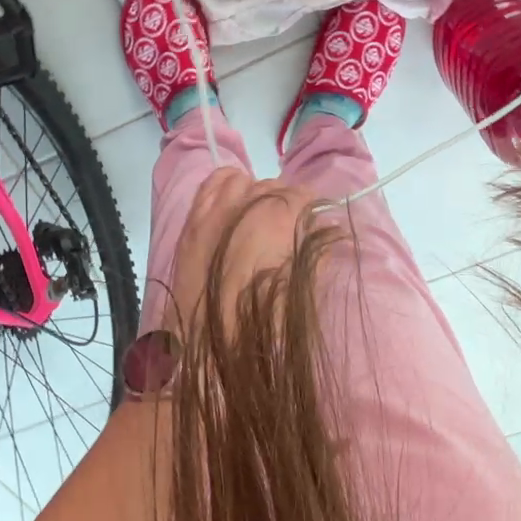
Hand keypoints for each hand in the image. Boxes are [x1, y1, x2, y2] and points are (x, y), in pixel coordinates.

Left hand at [164, 166, 314, 338]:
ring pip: (242, 181)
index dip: (312, 208)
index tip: (316, 221)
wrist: (203, 339)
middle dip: (285, 202)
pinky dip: (225, 185)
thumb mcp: (298, 287)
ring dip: (255, 192)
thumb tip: (327, 231)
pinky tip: (232, 200)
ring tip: (259, 213)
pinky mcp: (192, 221)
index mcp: (278, 218)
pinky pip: (211, 185)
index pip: (303, 195)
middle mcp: (246, 203)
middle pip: (273, 187)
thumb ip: (315, 253)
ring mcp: (215, 209)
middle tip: (289, 226)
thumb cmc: (258, 318)